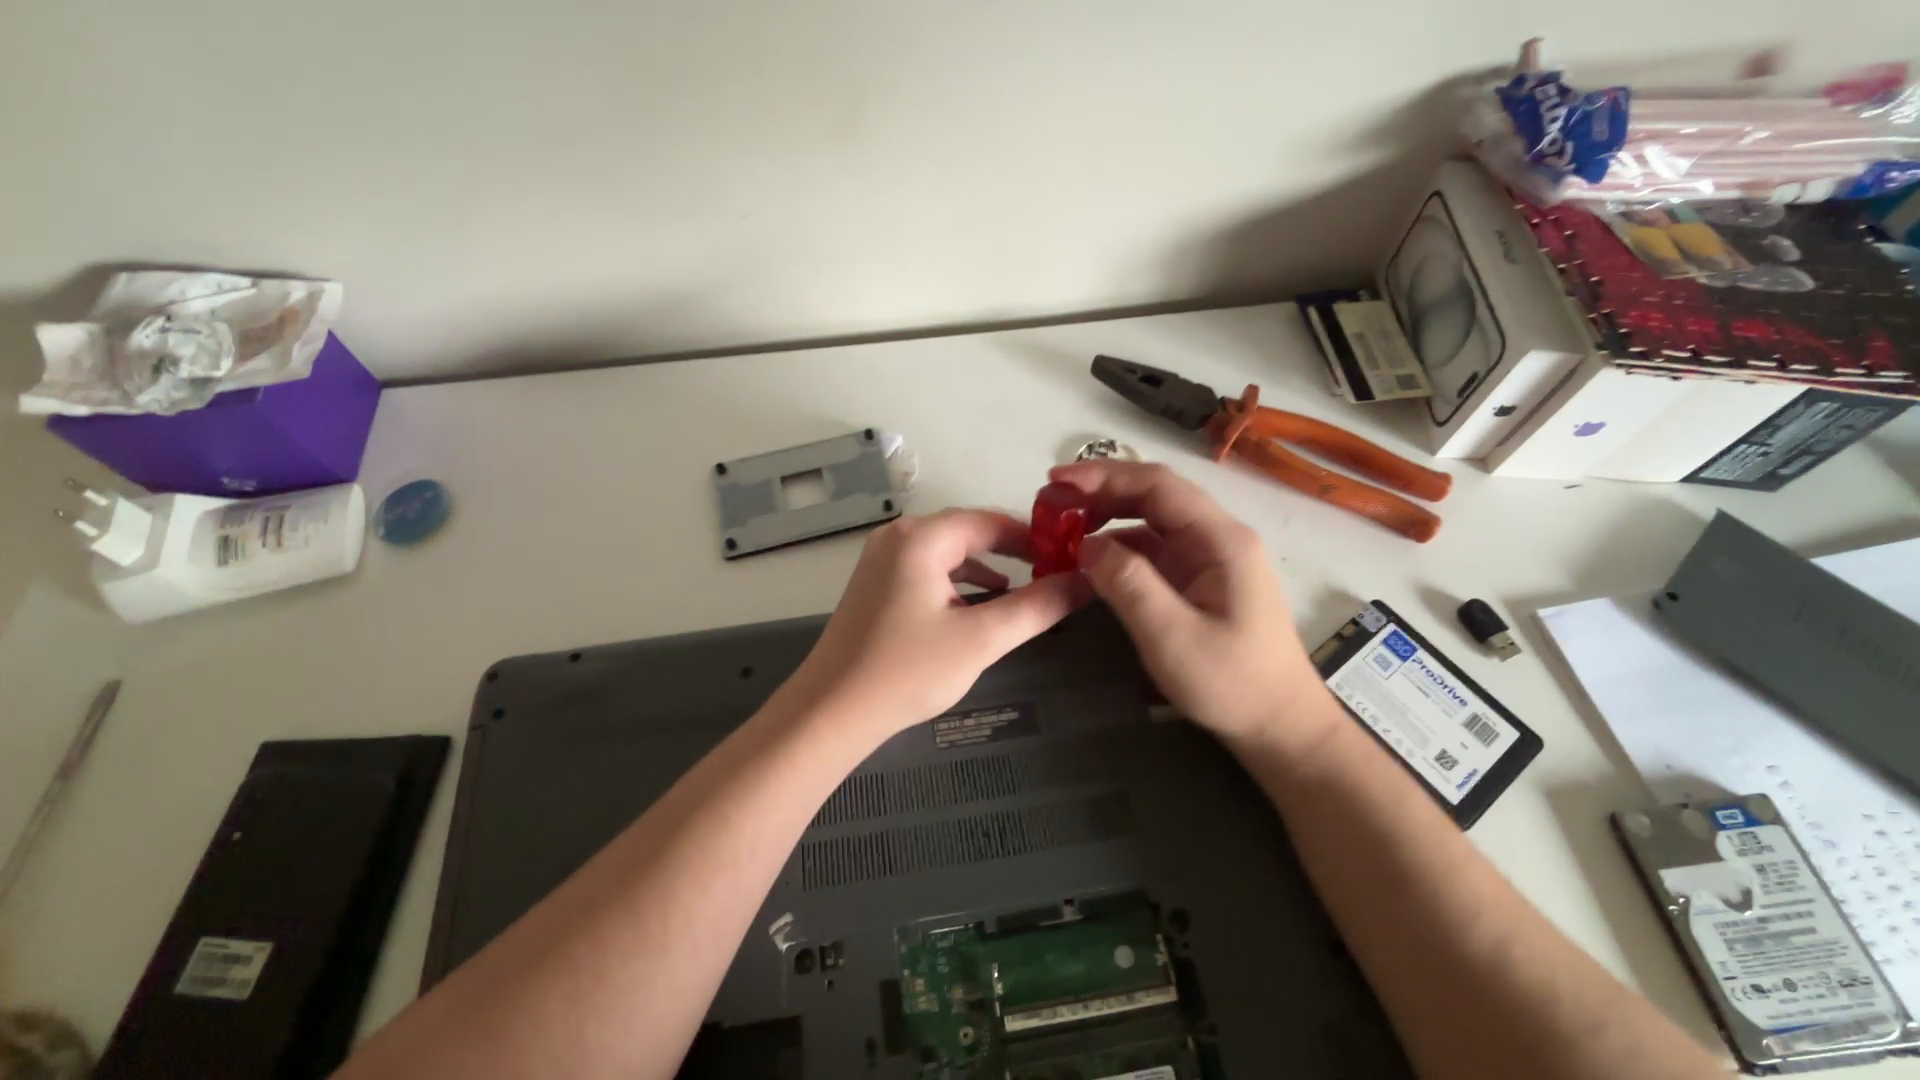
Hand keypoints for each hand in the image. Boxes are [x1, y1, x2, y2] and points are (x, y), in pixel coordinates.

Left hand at [781, 509, 1082, 735]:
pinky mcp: (876, 585)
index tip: (1071, 559)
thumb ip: (1036, 607)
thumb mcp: (981, 639)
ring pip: (950, 553)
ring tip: (1028, 590)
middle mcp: (899, 536)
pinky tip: (981, 605)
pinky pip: (930, 570)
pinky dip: (960, 583)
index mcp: (921, 537)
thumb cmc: (907, 670)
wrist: (832, 711)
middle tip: (1056, 574)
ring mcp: (882, 560)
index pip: (992, 521)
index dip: (1036, 538)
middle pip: (970, 532)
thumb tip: (1084, 582)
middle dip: (1014, 552)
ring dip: (988, 568)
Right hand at [1049, 461, 1336, 755]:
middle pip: (1153, 495)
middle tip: (1048, 504)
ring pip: (1150, 521)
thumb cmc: (1232, 683)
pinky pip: (1152, 550)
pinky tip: (1089, 561)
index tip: (1057, 481)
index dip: (1104, 475)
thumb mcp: (1172, 637)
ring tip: (1060, 528)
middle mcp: (1216, 537)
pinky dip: (1117, 548)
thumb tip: (1086, 544)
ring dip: (1106, 518)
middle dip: (1099, 492)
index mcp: (1219, 540)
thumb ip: (1129, 584)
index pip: (1157, 485)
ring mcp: (1207, 558)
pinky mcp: (1198, 580)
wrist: (1278, 725)